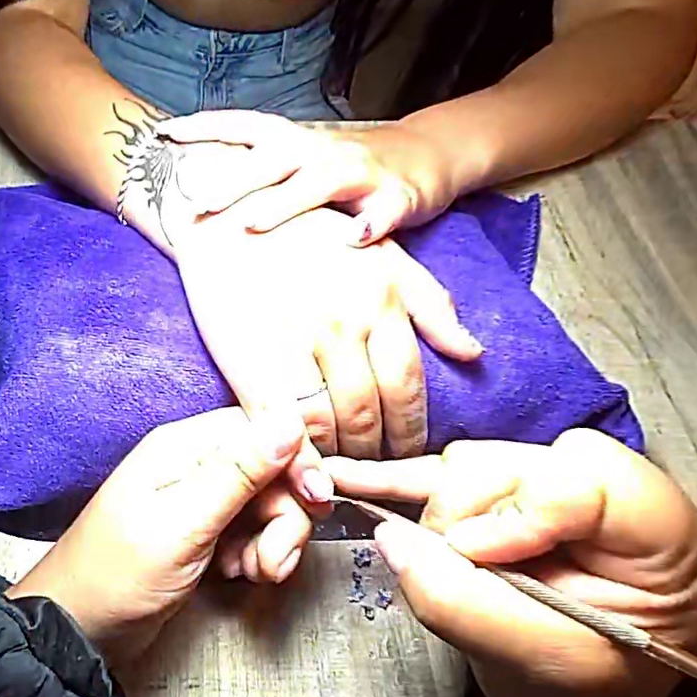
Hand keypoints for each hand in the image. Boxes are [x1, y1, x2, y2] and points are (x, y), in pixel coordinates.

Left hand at [9, 408, 306, 666]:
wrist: (82, 626)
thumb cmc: (118, 573)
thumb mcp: (183, 523)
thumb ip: (238, 473)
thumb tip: (288, 419)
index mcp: (181, 446)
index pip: (260, 428)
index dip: (295, 460)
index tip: (316, 498)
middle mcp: (192, 464)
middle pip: (270, 470)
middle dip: (284, 515)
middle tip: (273, 558)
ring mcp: (198, 499)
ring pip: (266, 504)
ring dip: (273, 541)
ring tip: (251, 571)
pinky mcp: (204, 531)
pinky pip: (251, 531)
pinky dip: (256, 554)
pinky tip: (235, 574)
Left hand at [163, 110, 475, 244]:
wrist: (426, 153)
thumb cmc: (341, 164)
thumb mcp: (295, 159)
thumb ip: (253, 171)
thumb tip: (191, 188)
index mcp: (291, 140)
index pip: (241, 126)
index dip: (203, 126)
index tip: (164, 132)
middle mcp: (320, 150)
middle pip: (272, 160)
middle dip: (234, 180)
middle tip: (198, 204)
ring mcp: (359, 171)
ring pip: (320, 182)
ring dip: (285, 202)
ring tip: (252, 224)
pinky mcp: (397, 196)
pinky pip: (383, 212)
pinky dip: (370, 225)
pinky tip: (352, 240)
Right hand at [174, 205, 482, 471]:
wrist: (222, 218)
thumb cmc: (300, 234)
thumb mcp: (379, 253)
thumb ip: (429, 303)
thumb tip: (473, 354)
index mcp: (378, 300)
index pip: (408, 386)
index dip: (409, 429)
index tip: (401, 448)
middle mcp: (343, 325)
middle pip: (371, 411)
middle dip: (375, 449)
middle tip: (369, 466)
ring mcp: (294, 344)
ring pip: (330, 422)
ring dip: (338, 456)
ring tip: (337, 471)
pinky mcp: (250, 359)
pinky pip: (281, 421)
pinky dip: (297, 457)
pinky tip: (307, 478)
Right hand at [324, 429, 696, 696]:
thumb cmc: (582, 696)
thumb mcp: (540, 662)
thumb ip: (464, 601)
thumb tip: (391, 536)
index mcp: (664, 542)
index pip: (587, 478)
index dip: (523, 508)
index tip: (480, 554)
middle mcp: (609, 500)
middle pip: (517, 461)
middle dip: (467, 511)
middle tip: (453, 562)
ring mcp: (546, 489)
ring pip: (470, 460)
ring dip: (434, 505)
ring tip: (430, 552)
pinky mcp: (494, 492)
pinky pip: (436, 473)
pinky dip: (391, 480)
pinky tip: (350, 479)